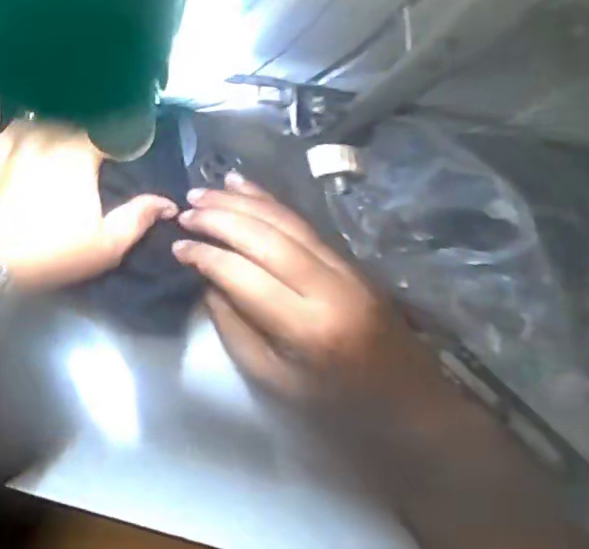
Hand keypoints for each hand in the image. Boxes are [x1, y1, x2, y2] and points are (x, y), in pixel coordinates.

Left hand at [0, 85, 176, 290]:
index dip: (119, 133)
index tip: (124, 139)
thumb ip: (137, 218)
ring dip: (48, 102)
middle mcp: (49, 134)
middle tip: (89, 118)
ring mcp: (13, 136)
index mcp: (81, 154)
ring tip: (55, 95)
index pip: (108, 130)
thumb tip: (168, 201)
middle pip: (71, 114)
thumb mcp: (104, 246)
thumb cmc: (49, 254)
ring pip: (35, 108)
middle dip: (84, 115)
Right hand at [174, 173, 441, 406]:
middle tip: (184, 210)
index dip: (206, 256)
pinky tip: (241, 185)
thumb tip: (207, 278)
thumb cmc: (338, 405)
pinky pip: (300, 219)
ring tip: (201, 191)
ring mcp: (342, 265)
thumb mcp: (275, 381)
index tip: (176, 246)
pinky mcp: (346, 255)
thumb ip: (235, 326)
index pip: (244, 275)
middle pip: (264, 237)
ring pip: (283, 219)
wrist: (412, 401)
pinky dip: (267, 199)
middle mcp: (327, 286)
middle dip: (219, 218)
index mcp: (307, 328)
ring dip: (239, 201)